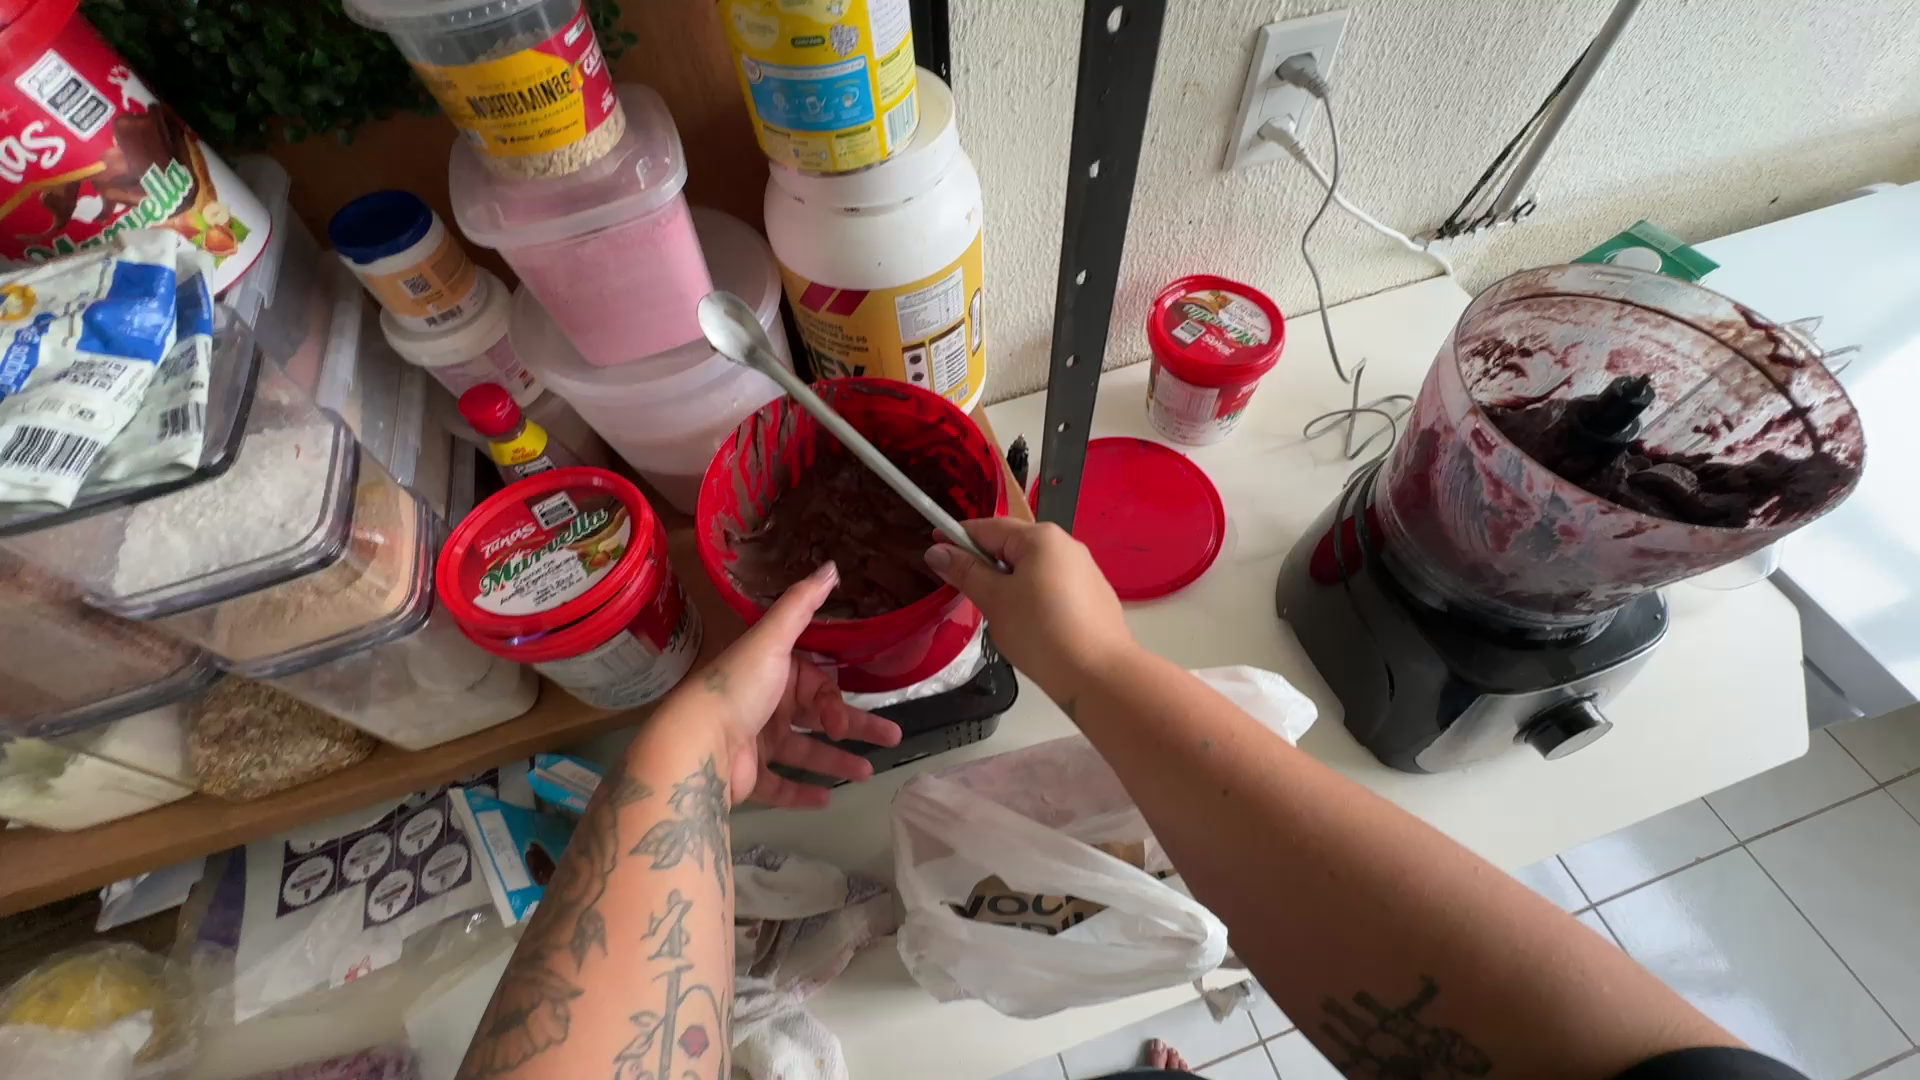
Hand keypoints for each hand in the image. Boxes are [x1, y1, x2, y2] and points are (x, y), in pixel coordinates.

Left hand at [682, 561, 901, 808]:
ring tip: (868, 774)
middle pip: (819, 716)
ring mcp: (757, 742)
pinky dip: (803, 792)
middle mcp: (766, 704)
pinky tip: (828, 798)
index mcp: (773, 672)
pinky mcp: (749, 778)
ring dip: (837, 761)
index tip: (842, 719)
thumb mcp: (772, 638)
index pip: (818, 683)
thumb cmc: (737, 688)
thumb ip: (802, 605)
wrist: (694, 746)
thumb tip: (833, 566)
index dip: (836, 699)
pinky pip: (782, 786)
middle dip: (855, 726)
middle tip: (892, 738)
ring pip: (806, 752)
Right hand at [924, 518, 1135, 699]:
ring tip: (1001, 617)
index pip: (988, 528)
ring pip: (1032, 569)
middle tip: (968, 594)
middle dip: (986, 565)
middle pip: (1012, 547)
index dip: (958, 538)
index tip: (933, 549)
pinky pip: (1052, 587)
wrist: (1099, 674)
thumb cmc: (1040, 631)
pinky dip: (1033, 598)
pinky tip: (1032, 626)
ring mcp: (1084, 570)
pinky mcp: (1093, 595)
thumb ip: (965, 571)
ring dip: (1010, 584)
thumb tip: (937, 551)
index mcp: (1040, 537)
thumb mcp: (994, 600)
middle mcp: (1066, 545)